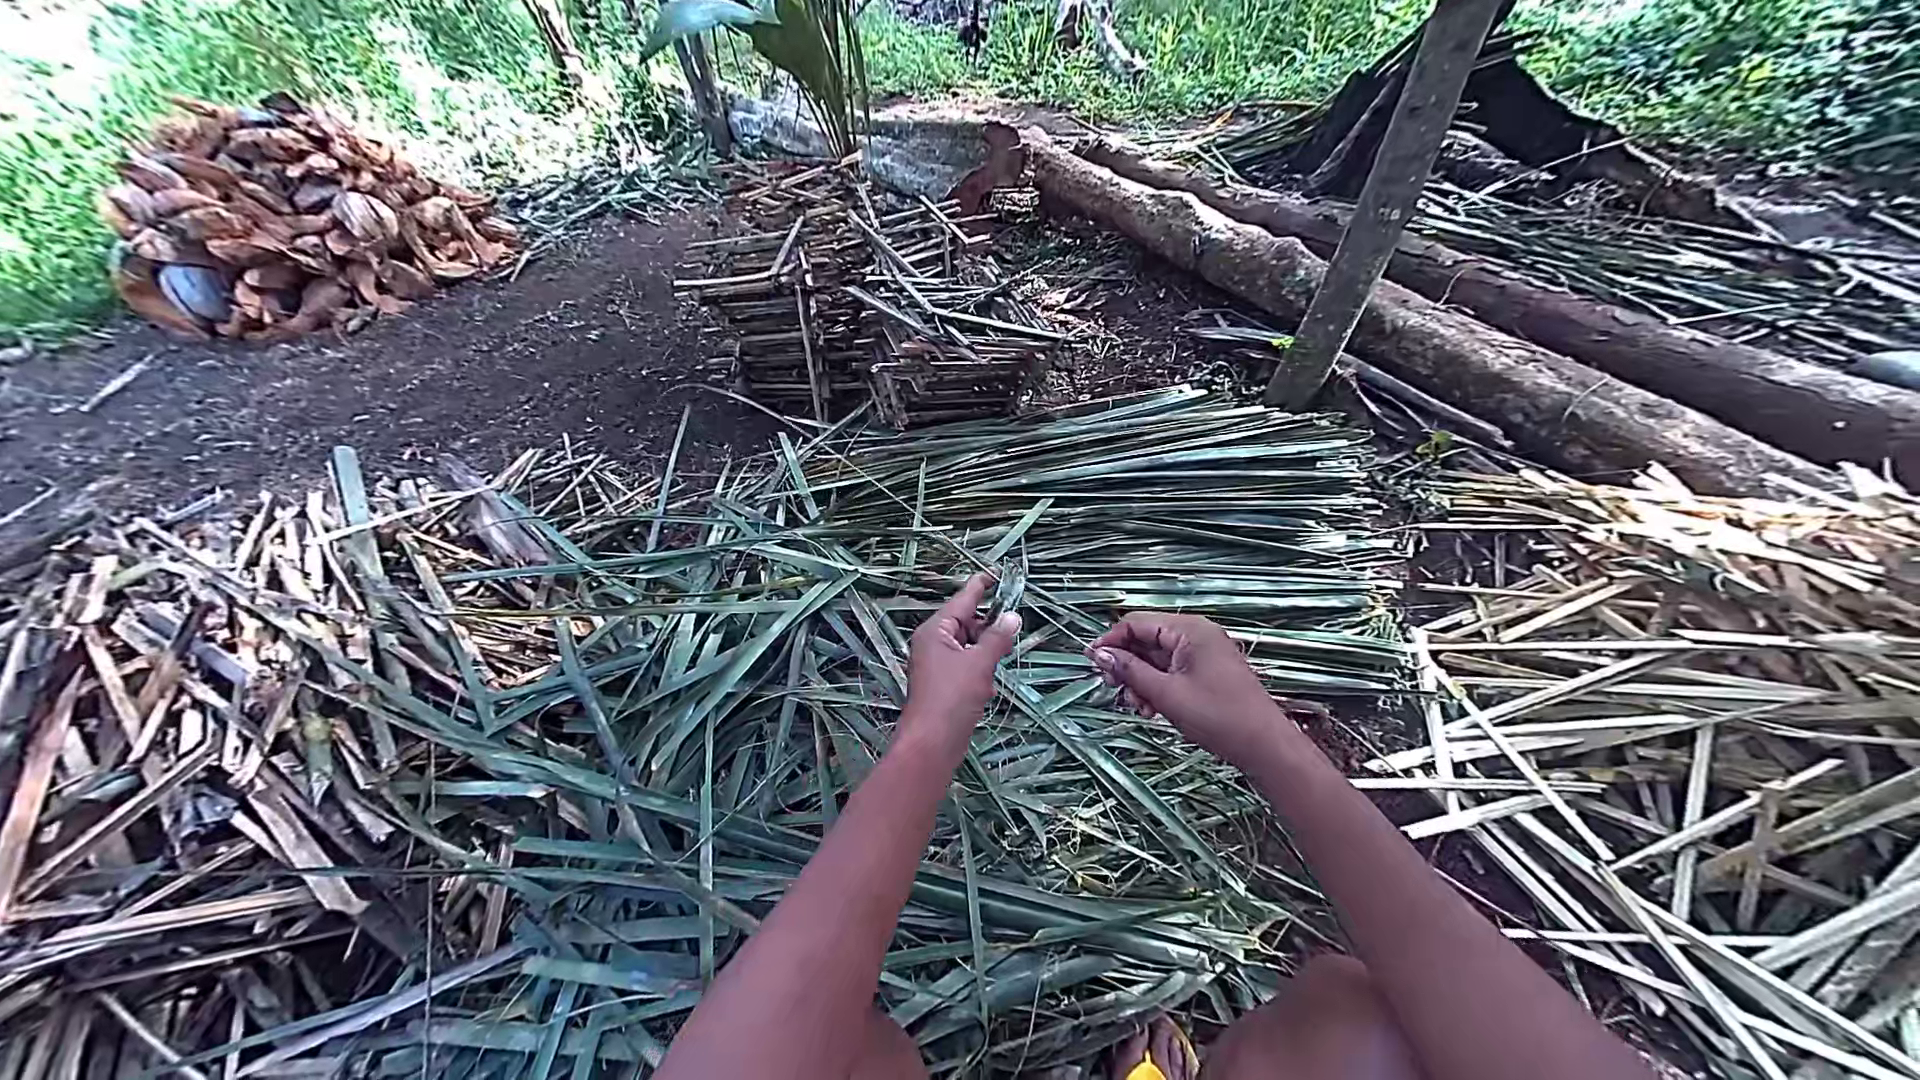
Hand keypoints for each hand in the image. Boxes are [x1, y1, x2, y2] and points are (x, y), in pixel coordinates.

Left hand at [901, 573, 1020, 760]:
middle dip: (989, 627)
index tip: (996, 574)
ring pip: (968, 645)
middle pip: (966, 622)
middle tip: (1012, 632)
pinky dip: (980, 668)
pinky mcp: (944, 683)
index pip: (962, 599)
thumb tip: (1013, 617)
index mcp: (935, 630)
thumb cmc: (952, 698)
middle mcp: (933, 642)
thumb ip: (997, 638)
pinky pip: (966, 664)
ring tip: (1001, 659)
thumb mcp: (980, 663)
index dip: (981, 586)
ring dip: (987, 651)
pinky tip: (988, 683)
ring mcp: (937, 663)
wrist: (932, 742)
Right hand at [1087, 612, 1300, 767]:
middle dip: (1127, 665)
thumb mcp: (1166, 693)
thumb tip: (1100, 654)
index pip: (1136, 623)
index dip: (1111, 641)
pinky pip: (1170, 670)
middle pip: (1145, 640)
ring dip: (1140, 680)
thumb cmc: (1219, 717)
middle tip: (1114, 689)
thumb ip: (1130, 670)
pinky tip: (1152, 707)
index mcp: (1189, 629)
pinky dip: (1156, 686)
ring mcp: (1202, 652)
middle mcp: (1196, 634)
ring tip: (1138, 706)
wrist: (1265, 746)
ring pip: (1155, 658)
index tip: (1092, 662)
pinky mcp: (1206, 670)